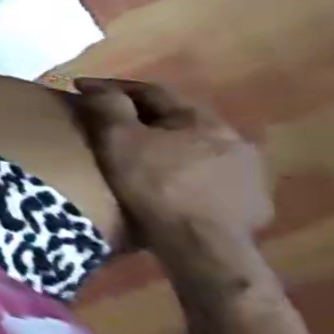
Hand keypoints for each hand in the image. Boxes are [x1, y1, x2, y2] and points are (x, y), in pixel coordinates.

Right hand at [74, 79, 272, 261]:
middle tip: (113, 118)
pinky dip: (187, 170)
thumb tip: (101, 88)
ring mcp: (250, 175)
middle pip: (179, 118)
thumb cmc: (154, 185)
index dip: (113, 86)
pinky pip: (211, 175)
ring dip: (170, 143)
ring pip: (198, 147)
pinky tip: (171, 181)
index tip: (81, 88)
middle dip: (144, 115)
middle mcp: (235, 141)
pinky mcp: (253, 204)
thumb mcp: (118, 138)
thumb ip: (109, 105)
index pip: (153, 91)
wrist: (202, 246)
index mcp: (204, 121)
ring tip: (143, 151)